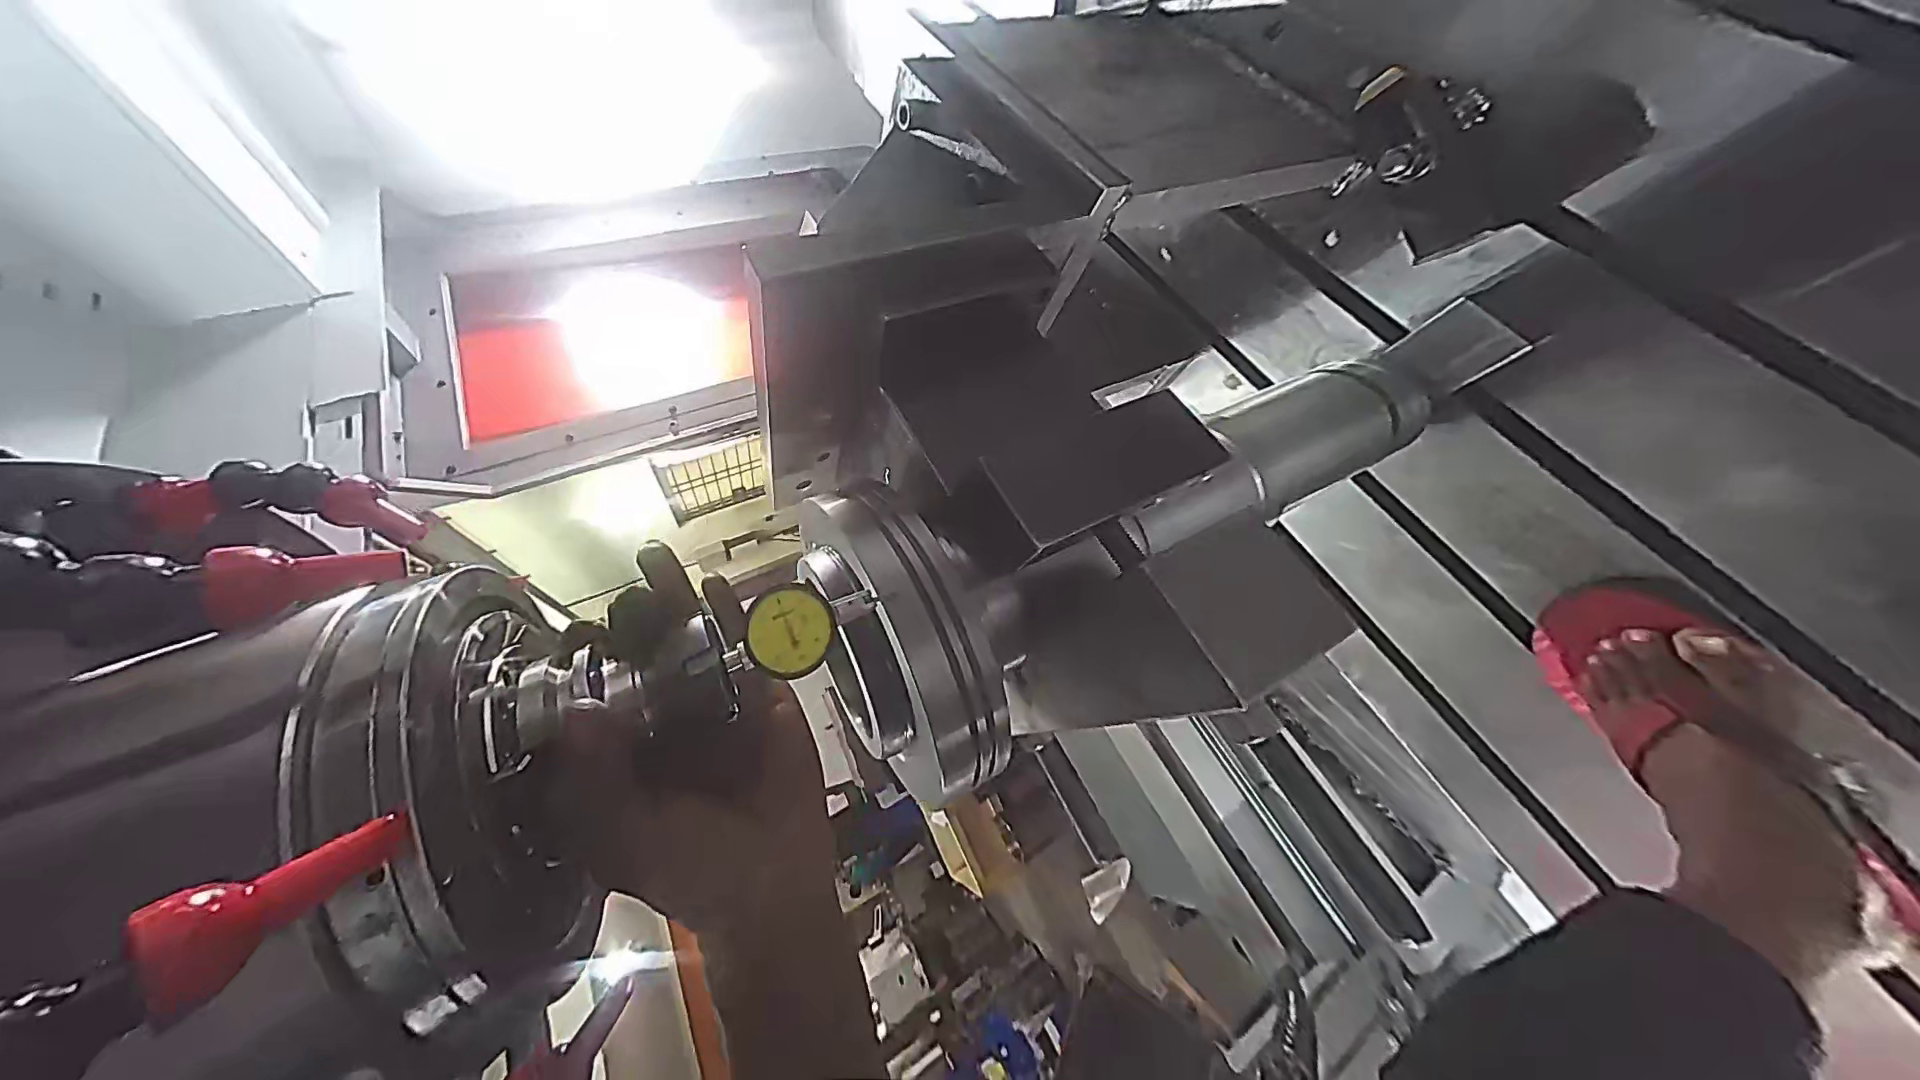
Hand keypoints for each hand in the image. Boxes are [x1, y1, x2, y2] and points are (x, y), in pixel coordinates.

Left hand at [539, 544, 837, 934]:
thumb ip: (594, 787)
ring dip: (676, 602)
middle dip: (631, 621)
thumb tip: (579, 716)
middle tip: (621, 596)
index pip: (598, 692)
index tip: (574, 636)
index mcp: (623, 751)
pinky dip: (733, 619)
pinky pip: (747, 652)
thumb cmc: (691, 869)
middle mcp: (664, 720)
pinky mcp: (762, 700)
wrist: (772, 883)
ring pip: (692, 644)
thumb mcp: (625, 841)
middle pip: (644, 655)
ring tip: (656, 561)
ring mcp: (716, 705)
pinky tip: (715, 590)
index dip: (584, 661)